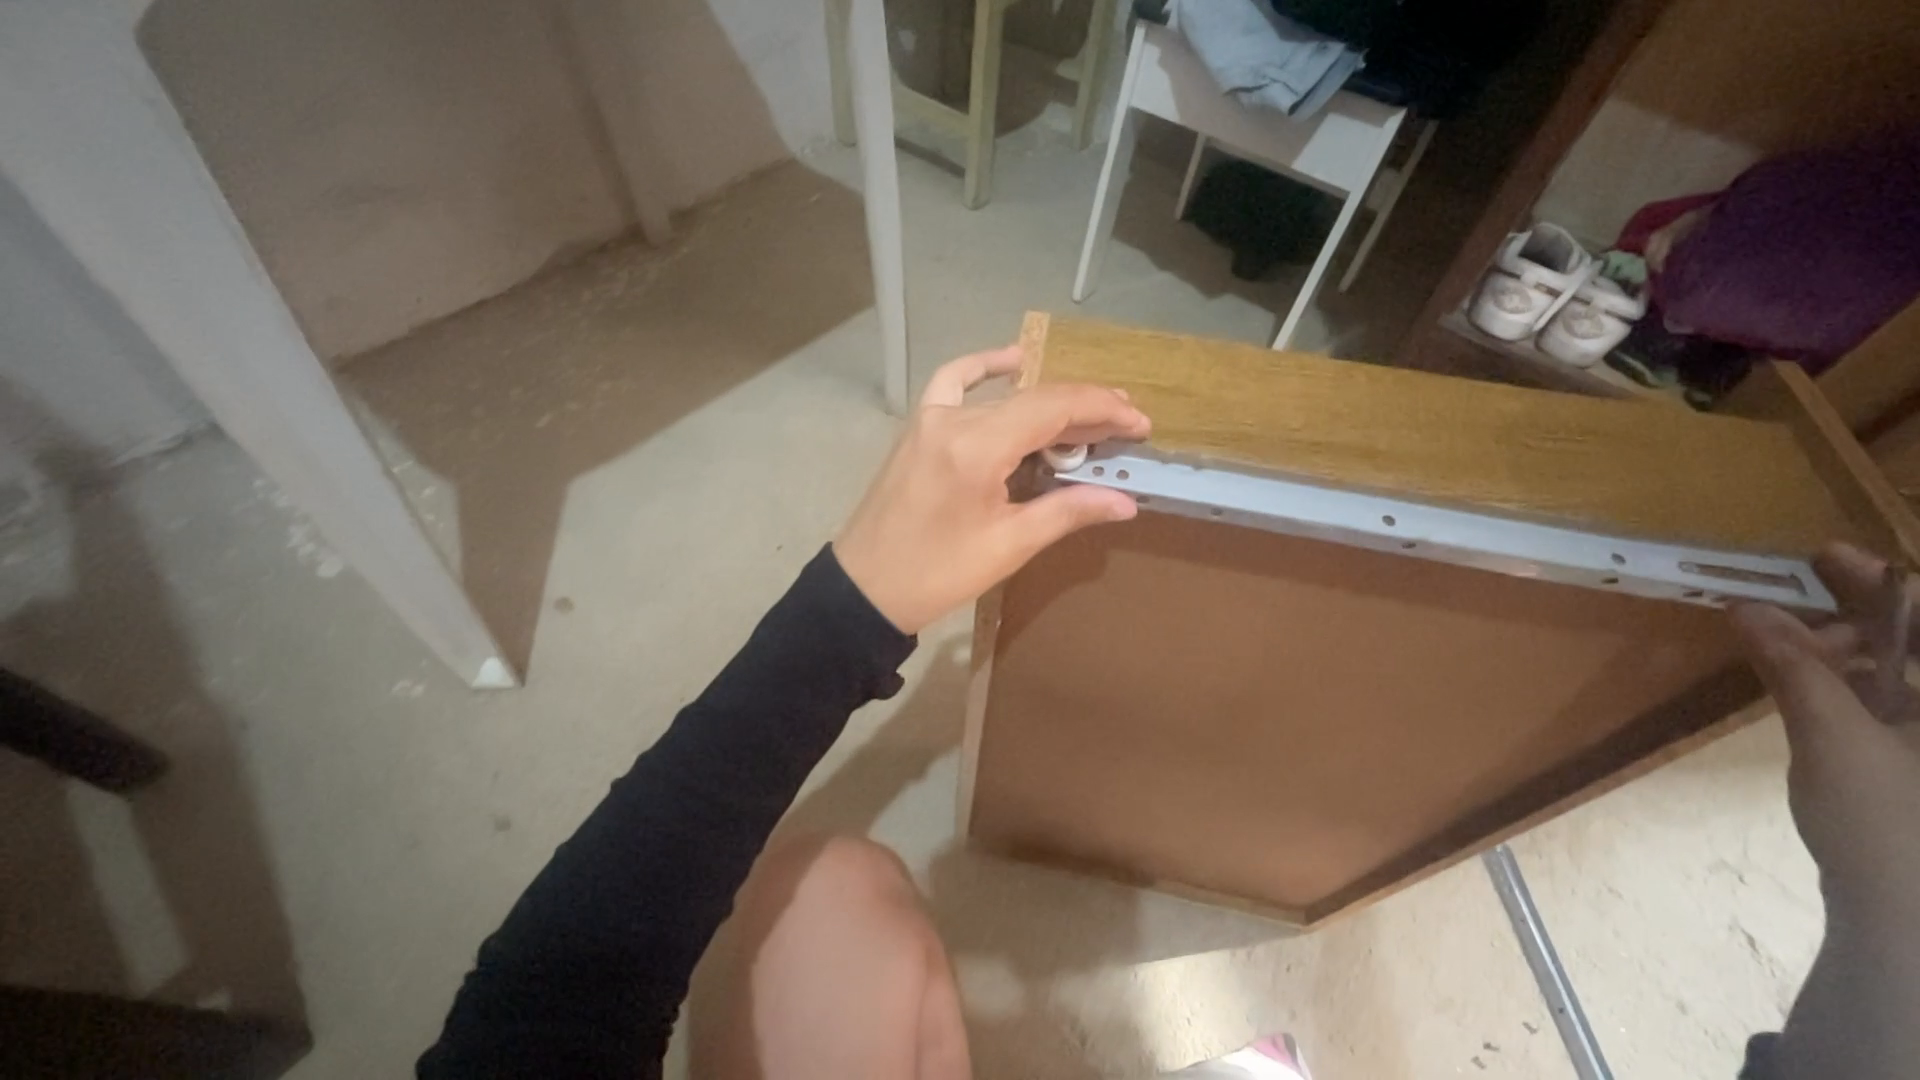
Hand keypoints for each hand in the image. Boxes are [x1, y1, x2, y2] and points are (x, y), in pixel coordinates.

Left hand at [833, 344, 1150, 634]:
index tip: (1139, 422)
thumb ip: (1067, 512)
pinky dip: (984, 369)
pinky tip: (1012, 364)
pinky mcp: (916, 427)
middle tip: (1125, 426)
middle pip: (1032, 399)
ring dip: (1047, 402)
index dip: (1102, 410)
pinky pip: (952, 382)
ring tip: (1086, 416)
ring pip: (1002, 397)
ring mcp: (929, 418)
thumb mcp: (1009, 546)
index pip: (1053, 408)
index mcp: (977, 447)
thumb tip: (1125, 501)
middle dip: (1084, 411)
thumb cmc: (937, 573)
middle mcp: (953, 418)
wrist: (866, 588)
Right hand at [1729, 543, 1919, 914]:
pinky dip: (1856, 684)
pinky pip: (1900, 704)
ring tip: (1788, 644)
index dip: (1886, 581)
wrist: (1909, 922)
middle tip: (1790, 595)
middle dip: (1864, 612)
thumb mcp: (1835, 738)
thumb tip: (1748, 607)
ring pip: (1908, 673)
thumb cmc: (1891, 826)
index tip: (1822, 554)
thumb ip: (1796, 668)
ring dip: (1852, 649)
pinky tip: (1812, 682)